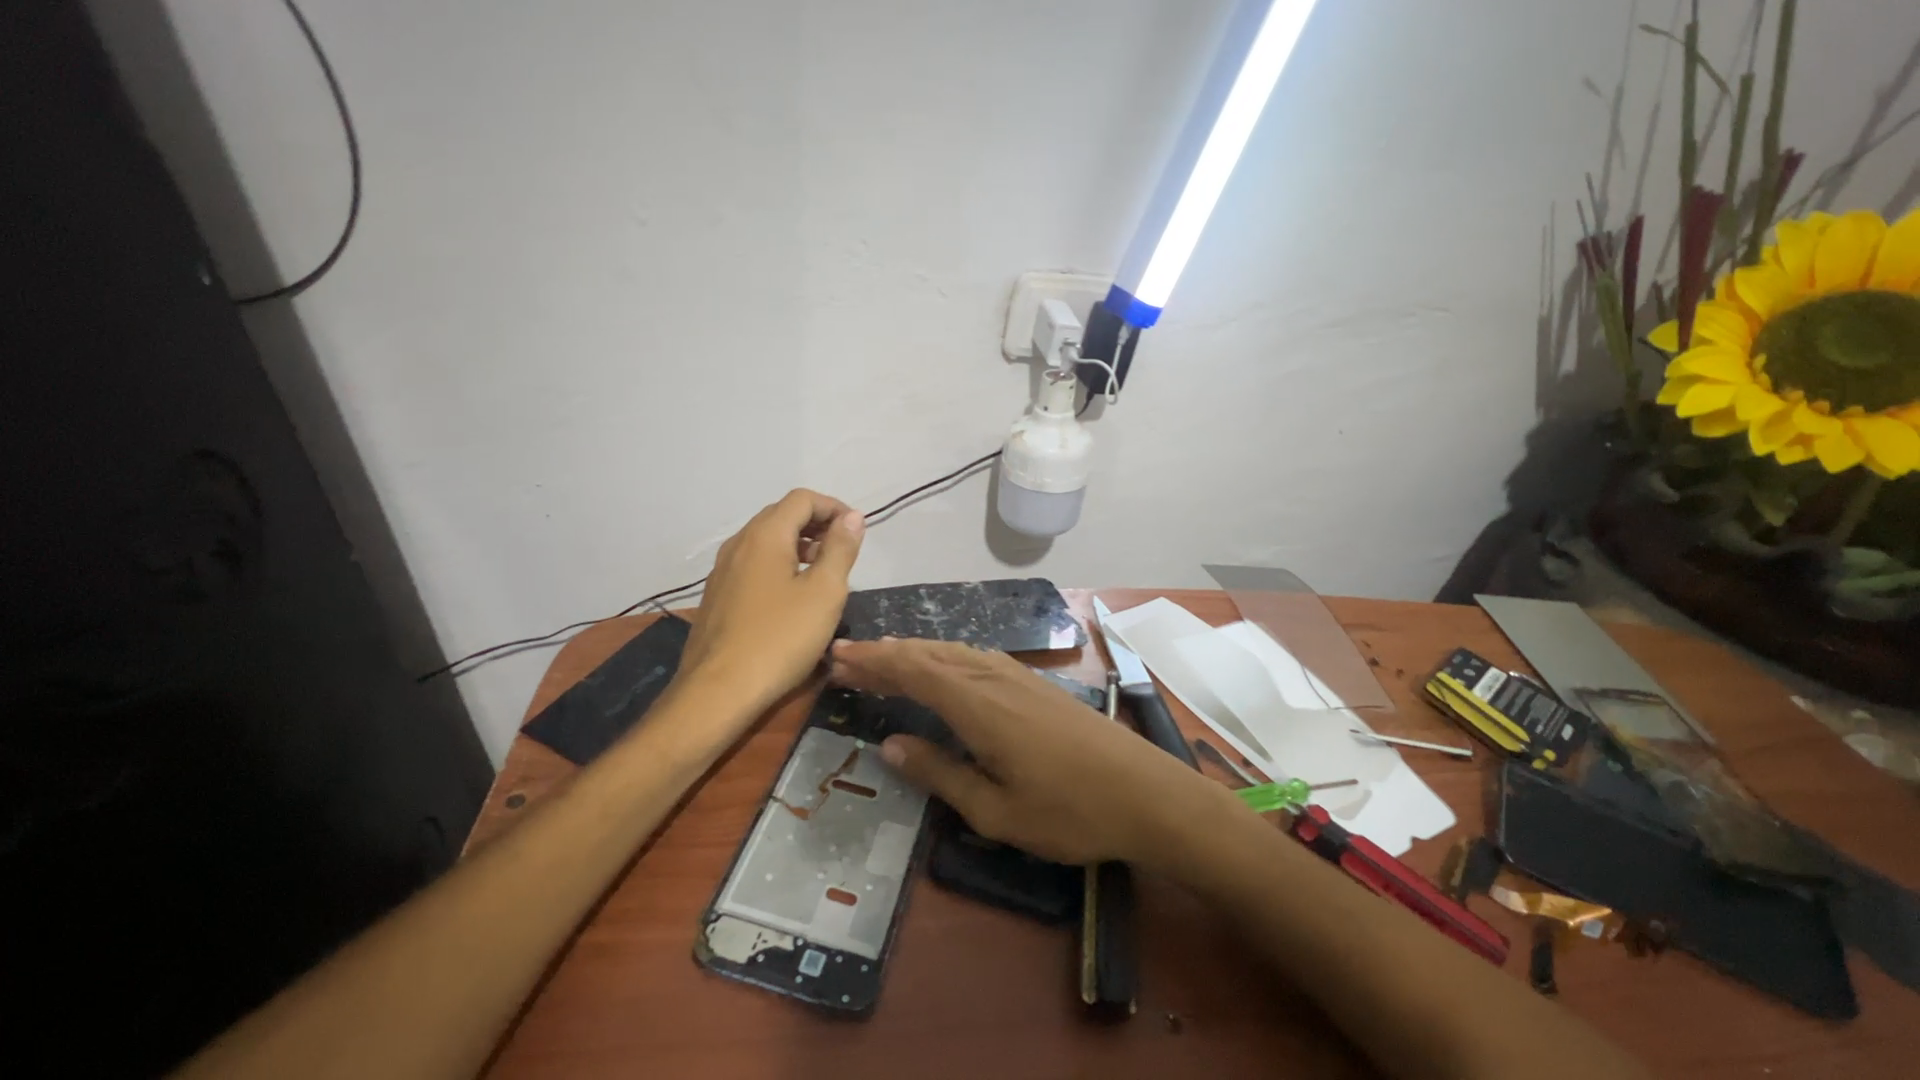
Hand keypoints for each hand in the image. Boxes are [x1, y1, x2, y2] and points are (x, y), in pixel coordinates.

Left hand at [677, 489, 864, 715]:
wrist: (719, 690)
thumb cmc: (780, 638)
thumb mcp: (825, 592)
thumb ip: (841, 549)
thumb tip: (852, 517)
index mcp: (765, 535)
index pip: (802, 499)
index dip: (834, 508)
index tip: (857, 532)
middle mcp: (738, 544)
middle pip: (781, 516)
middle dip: (816, 525)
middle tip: (843, 552)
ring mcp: (722, 571)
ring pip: (765, 542)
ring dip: (798, 547)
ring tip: (823, 575)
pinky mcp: (717, 597)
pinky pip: (753, 566)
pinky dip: (778, 567)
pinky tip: (792, 600)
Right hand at [829, 638, 1241, 866]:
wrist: (1150, 796)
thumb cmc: (1070, 814)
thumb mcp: (995, 810)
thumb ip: (940, 774)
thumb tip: (890, 744)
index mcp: (978, 707)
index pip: (913, 672)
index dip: (874, 664)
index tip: (837, 659)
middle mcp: (996, 680)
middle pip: (931, 655)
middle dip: (887, 653)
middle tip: (847, 655)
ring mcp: (1023, 679)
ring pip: (957, 652)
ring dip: (917, 651)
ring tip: (886, 656)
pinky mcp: (1041, 687)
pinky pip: (980, 659)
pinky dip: (949, 657)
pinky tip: (947, 667)